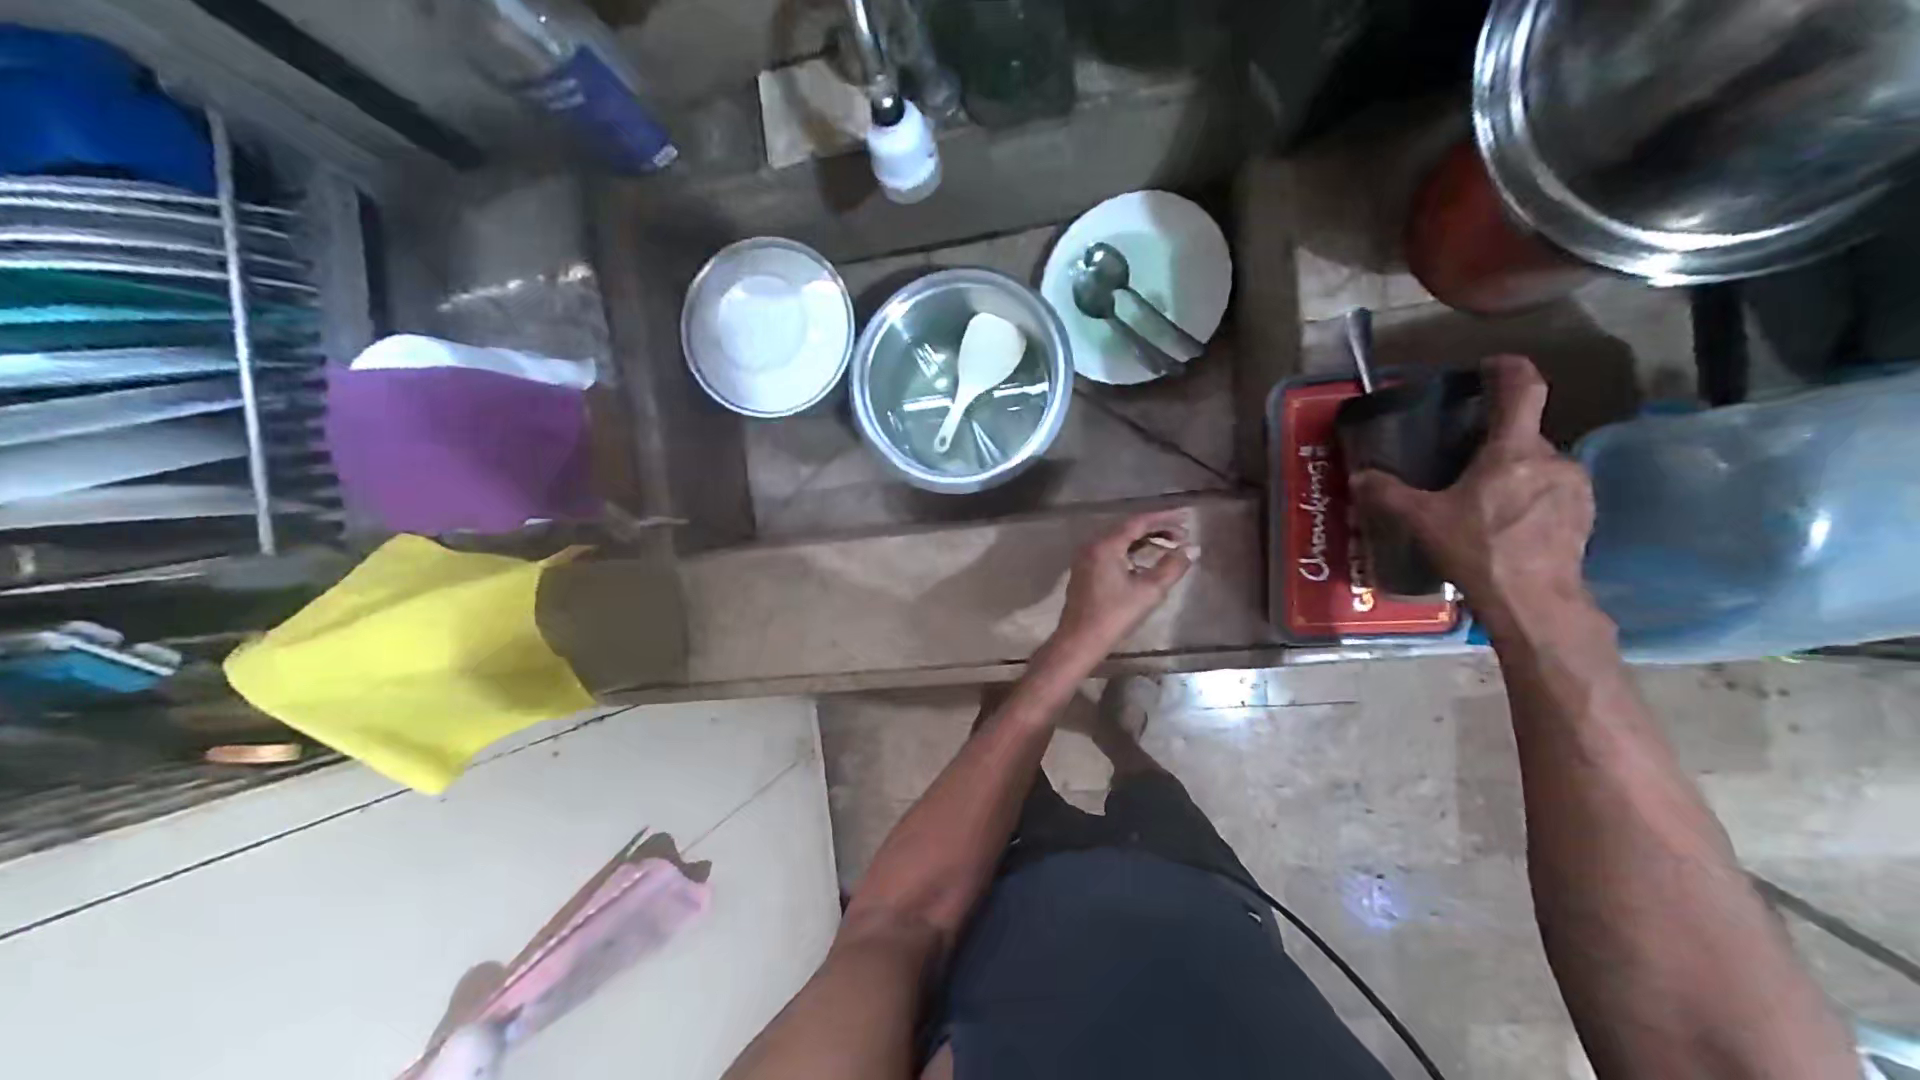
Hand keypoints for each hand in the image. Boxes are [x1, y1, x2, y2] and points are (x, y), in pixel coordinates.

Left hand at [1051, 509, 1195, 659]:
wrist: (1079, 640)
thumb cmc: (1114, 616)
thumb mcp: (1149, 591)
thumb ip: (1172, 567)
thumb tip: (1192, 549)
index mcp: (1105, 545)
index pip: (1138, 522)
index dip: (1164, 518)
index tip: (1186, 517)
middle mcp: (1092, 545)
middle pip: (1128, 527)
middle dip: (1156, 528)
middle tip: (1182, 533)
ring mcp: (1086, 557)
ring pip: (1119, 539)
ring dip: (1144, 539)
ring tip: (1170, 544)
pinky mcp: (1085, 570)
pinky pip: (1111, 550)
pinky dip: (1131, 550)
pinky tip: (1147, 559)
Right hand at [1350, 355, 1597, 639]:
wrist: (1535, 601)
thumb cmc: (1478, 550)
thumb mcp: (1423, 521)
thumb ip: (1389, 494)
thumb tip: (1359, 476)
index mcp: (1513, 451)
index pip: (1524, 390)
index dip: (1509, 370)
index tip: (1491, 365)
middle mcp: (1553, 459)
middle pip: (1523, 435)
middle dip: (1495, 443)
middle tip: (1463, 464)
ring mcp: (1575, 486)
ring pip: (1538, 465)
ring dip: (1512, 473)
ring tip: (1482, 500)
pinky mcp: (1585, 513)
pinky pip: (1553, 490)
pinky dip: (1529, 496)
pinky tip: (1506, 523)